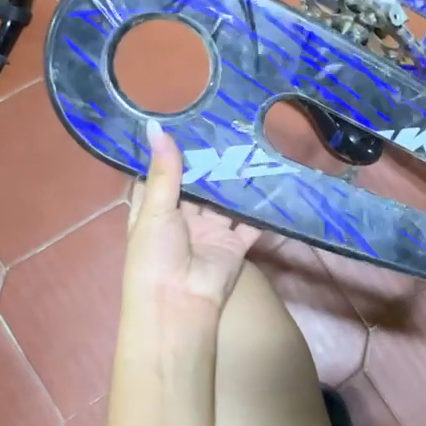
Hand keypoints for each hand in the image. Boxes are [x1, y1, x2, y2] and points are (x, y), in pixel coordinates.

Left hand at [122, 120, 260, 335]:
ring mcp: (211, 231)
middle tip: (228, 128)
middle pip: (198, 185)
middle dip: (210, 162)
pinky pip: (250, 222)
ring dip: (235, 181)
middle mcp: (183, 219)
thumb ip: (164, 171)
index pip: (161, 175)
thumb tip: (155, 126)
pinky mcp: (235, 244)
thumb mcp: (154, 210)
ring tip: (252, 147)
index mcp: (154, 211)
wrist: (179, 304)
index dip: (171, 152)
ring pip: (225, 201)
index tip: (187, 122)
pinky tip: (271, 182)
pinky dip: (260, 207)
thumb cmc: (154, 256)